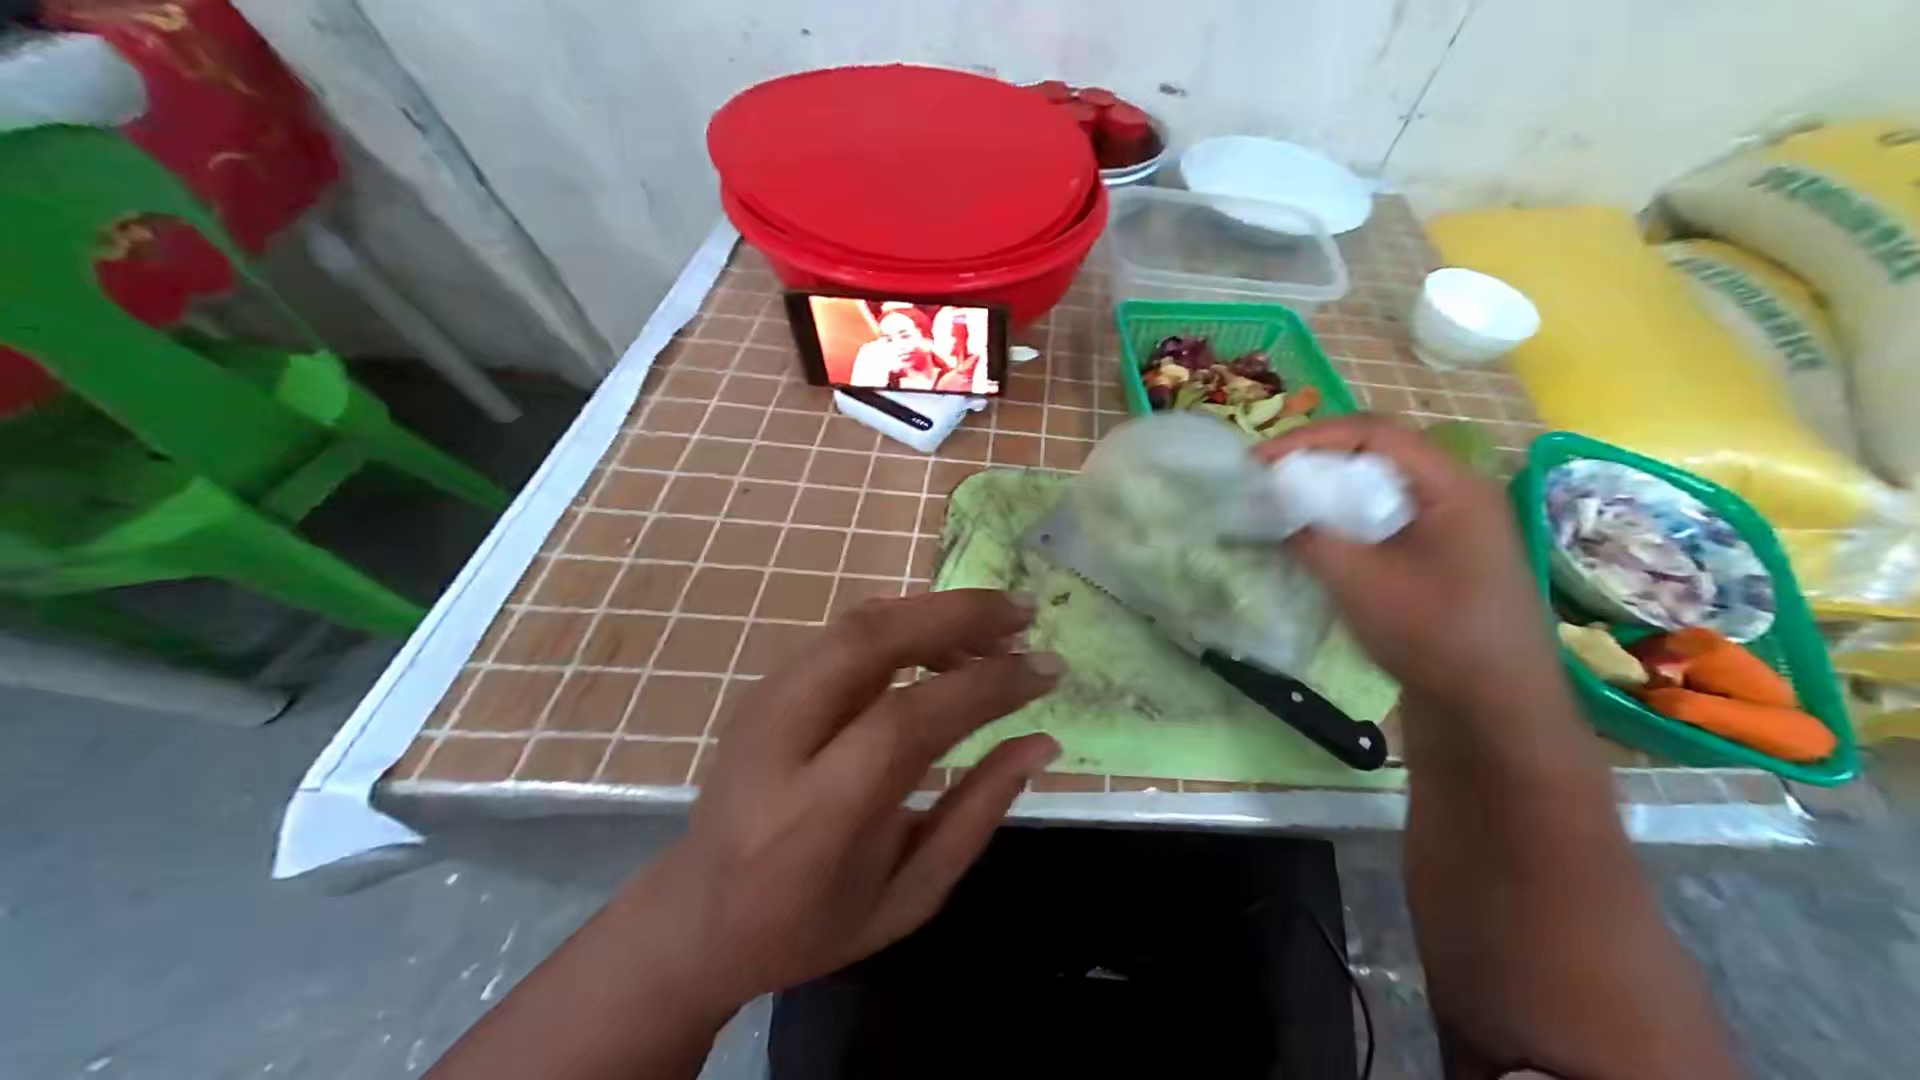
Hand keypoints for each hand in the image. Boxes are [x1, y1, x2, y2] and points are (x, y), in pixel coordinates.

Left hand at [639, 590, 1062, 1013]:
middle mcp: (778, 739)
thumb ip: (977, 814)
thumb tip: (1040, 742)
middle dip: (958, 614)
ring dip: (934, 612)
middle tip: (1025, 613)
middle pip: (870, 640)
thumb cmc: (811, 925)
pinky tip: (943, 644)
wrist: (699, 914)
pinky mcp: (763, 686)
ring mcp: (762, 702)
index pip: (906, 721)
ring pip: (855, 624)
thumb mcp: (909, 896)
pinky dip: (903, 624)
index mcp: (814, 815)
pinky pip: (843, 634)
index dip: (985, 685)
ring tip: (994, 630)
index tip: (1047, 669)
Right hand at [1254, 414, 1558, 709]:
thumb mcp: (1360, 582)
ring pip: (1381, 486)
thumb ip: (1311, 538)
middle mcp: (1458, 495)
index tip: (1260, 461)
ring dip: (1330, 489)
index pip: (1375, 433)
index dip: (1311, 437)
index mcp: (1452, 487)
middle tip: (1268, 476)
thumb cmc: (1434, 635)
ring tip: (1284, 503)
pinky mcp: (1441, 556)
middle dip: (1317, 458)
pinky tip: (1318, 539)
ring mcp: (1453, 527)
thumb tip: (1272, 510)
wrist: (1495, 710)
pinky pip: (1386, 517)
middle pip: (1379, 453)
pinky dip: (1345, 516)